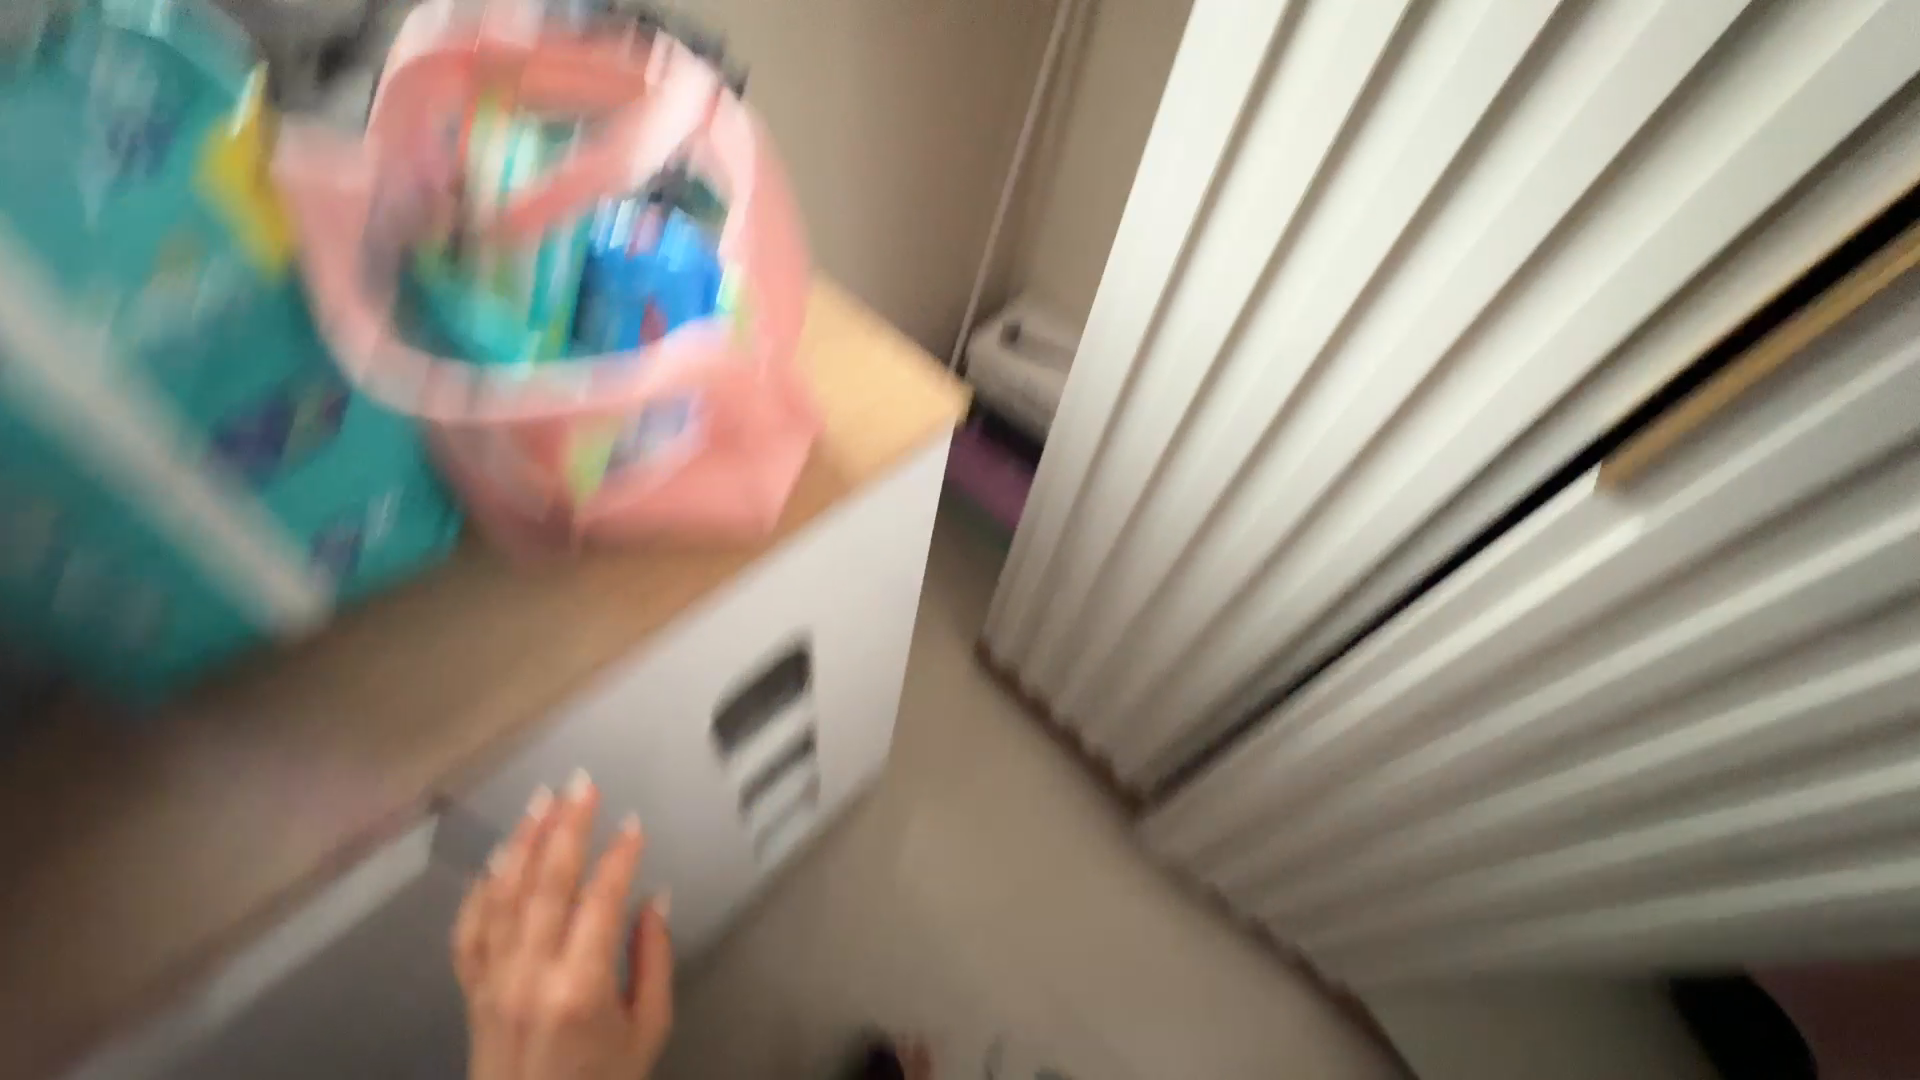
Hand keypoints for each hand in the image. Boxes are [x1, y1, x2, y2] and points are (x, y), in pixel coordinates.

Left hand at [453, 773, 674, 1079]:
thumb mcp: (648, 1029)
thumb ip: (653, 959)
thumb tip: (653, 899)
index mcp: (580, 985)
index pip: (602, 899)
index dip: (620, 856)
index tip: (635, 824)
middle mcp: (529, 975)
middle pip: (547, 884)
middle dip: (567, 827)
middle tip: (582, 785)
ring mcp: (493, 982)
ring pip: (504, 897)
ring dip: (523, 843)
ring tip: (541, 801)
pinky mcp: (472, 992)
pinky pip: (470, 932)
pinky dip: (481, 892)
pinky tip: (496, 860)